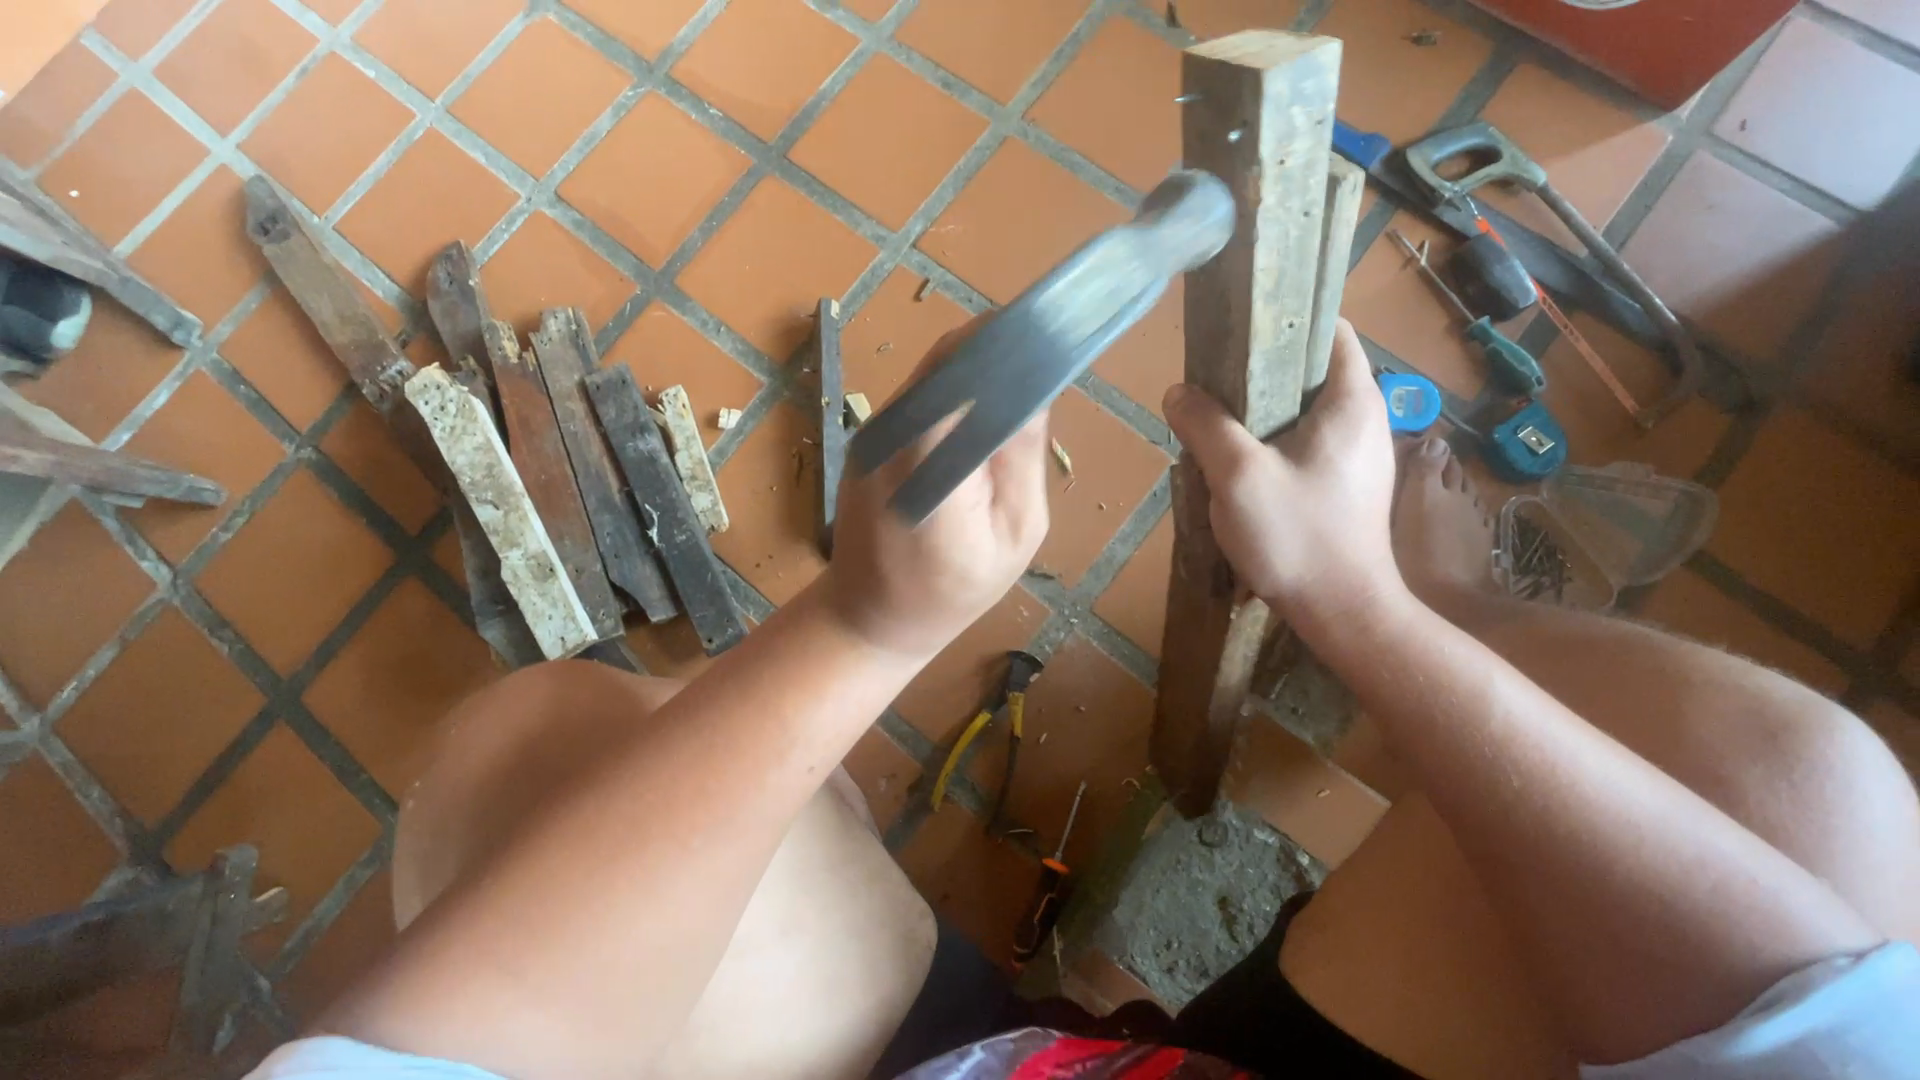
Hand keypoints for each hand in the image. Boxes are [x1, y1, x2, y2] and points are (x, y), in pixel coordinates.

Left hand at [822, 322, 1049, 659]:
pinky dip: (955, 387)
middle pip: (945, 362)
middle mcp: (889, 437)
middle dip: (997, 345)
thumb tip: (1038, 385)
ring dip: (976, 364)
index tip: (1051, 332)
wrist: (871, 615)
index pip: (963, 376)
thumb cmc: (954, 590)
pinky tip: (985, 402)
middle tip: (1047, 346)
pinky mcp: (869, 438)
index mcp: (928, 467)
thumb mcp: (1015, 533)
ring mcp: (872, 434)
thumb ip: (1022, 456)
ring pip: (931, 372)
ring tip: (1024, 369)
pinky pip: (918, 395)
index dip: (1006, 344)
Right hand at [1162, 319, 1403, 627]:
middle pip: (1308, 371)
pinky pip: (1302, 447)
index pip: (1328, 328)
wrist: (1343, 612)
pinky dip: (1269, 447)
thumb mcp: (1238, 476)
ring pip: (1300, 413)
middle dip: (1258, 375)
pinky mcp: (1344, 486)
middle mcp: (1363, 419)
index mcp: (1352, 400)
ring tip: (1214, 431)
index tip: (1236, 333)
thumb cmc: (1298, 537)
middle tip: (1210, 388)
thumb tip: (1177, 393)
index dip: (1284, 320)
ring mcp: (1356, 456)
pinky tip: (1236, 471)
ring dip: (1258, 417)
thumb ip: (1205, 425)